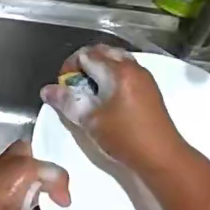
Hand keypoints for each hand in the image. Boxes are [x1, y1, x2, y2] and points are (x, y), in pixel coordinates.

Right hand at [39, 44, 186, 171]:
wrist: (162, 156)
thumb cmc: (124, 137)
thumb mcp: (90, 121)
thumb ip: (67, 101)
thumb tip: (46, 90)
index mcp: (117, 71)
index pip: (85, 55)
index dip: (69, 67)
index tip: (63, 87)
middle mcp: (132, 67)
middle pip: (102, 52)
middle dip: (84, 65)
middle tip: (74, 87)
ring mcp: (144, 76)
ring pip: (115, 60)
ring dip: (98, 70)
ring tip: (90, 93)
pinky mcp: (149, 88)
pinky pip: (126, 71)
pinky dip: (112, 76)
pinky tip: (107, 98)